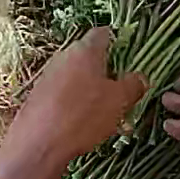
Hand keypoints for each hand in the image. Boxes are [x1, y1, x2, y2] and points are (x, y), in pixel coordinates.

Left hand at [1, 28, 145, 171]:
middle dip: (108, 72)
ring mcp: (48, 77)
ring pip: (78, 78)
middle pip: (90, 57)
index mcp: (85, 51)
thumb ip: (133, 85)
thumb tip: (141, 77)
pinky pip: (64, 94)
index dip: (119, 41)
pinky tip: (85, 125)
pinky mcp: (38, 97)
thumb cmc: (83, 115)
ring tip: (109, 115)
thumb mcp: (119, 101)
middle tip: (124, 92)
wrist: (38, 144)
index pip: (103, 33)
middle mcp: (63, 57)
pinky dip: (77, 104)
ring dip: (94, 91)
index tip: (130, 57)